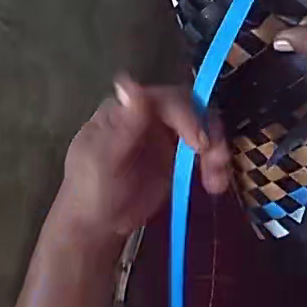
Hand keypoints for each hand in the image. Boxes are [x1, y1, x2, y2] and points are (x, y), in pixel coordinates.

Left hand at [51, 75, 228, 248]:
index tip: (198, 144)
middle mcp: (149, 114)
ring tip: (217, 178)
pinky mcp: (178, 155)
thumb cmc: (90, 188)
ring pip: (203, 126)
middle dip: (208, 130)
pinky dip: (215, 165)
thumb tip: (129, 83)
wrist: (97, 223)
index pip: (164, 99)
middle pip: (190, 107)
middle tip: (215, 159)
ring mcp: (165, 133)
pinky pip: (205, 151)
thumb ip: (122, 125)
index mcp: (127, 108)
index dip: (186, 115)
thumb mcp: (103, 159)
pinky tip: (215, 185)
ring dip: (217, 148)